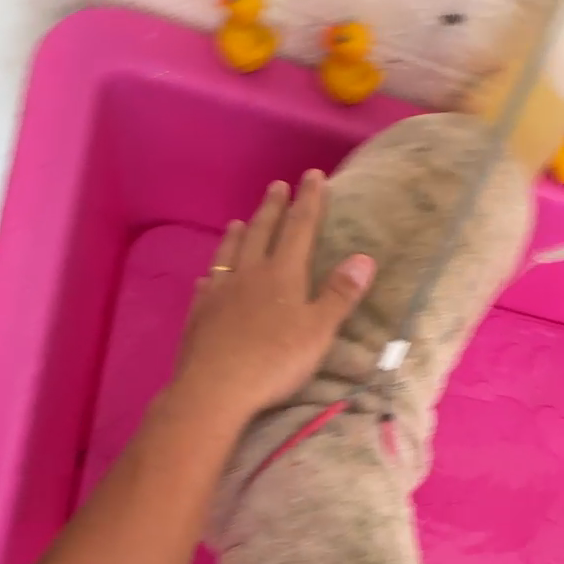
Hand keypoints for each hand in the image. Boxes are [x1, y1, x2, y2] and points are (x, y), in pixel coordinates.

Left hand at [169, 171, 374, 421]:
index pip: (299, 228)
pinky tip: (206, 278)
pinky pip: (206, 287)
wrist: (215, 388)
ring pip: (229, 254)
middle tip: (277, 185)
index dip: (309, 201)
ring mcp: (219, 293)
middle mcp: (248, 274)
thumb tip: (364, 258)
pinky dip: (210, 276)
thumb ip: (339, 295)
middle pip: (261, 233)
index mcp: (282, 274)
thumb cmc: (274, 362)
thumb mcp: (317, 331)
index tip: (313, 176)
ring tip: (238, 221)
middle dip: (272, 208)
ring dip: (236, 235)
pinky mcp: (199, 316)